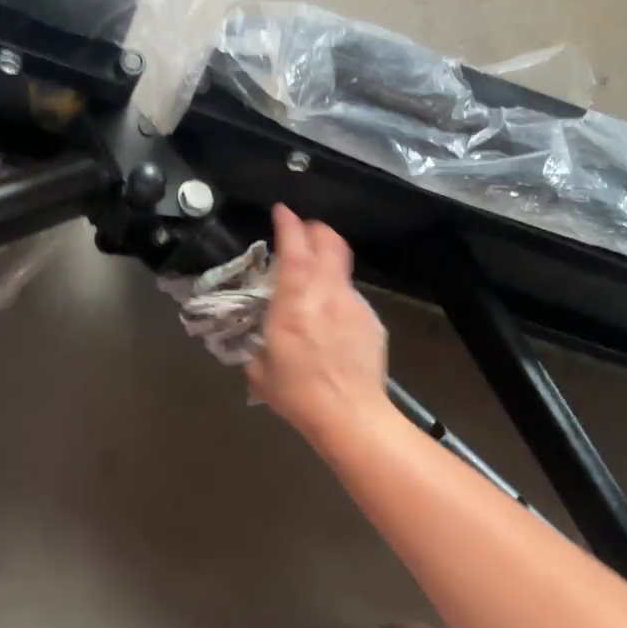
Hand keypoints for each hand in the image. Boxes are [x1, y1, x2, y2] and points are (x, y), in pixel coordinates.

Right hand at [247, 204, 391, 447]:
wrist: (350, 415)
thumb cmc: (298, 394)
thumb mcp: (260, 370)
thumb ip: (255, 346)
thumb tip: (254, 340)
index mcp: (294, 302)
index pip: (295, 248)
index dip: (289, 224)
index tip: (282, 212)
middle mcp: (327, 294)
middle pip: (329, 243)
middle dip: (316, 230)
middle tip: (303, 231)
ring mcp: (354, 306)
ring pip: (341, 270)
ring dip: (326, 264)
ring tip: (313, 279)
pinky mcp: (371, 322)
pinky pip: (351, 298)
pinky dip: (337, 296)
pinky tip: (331, 320)